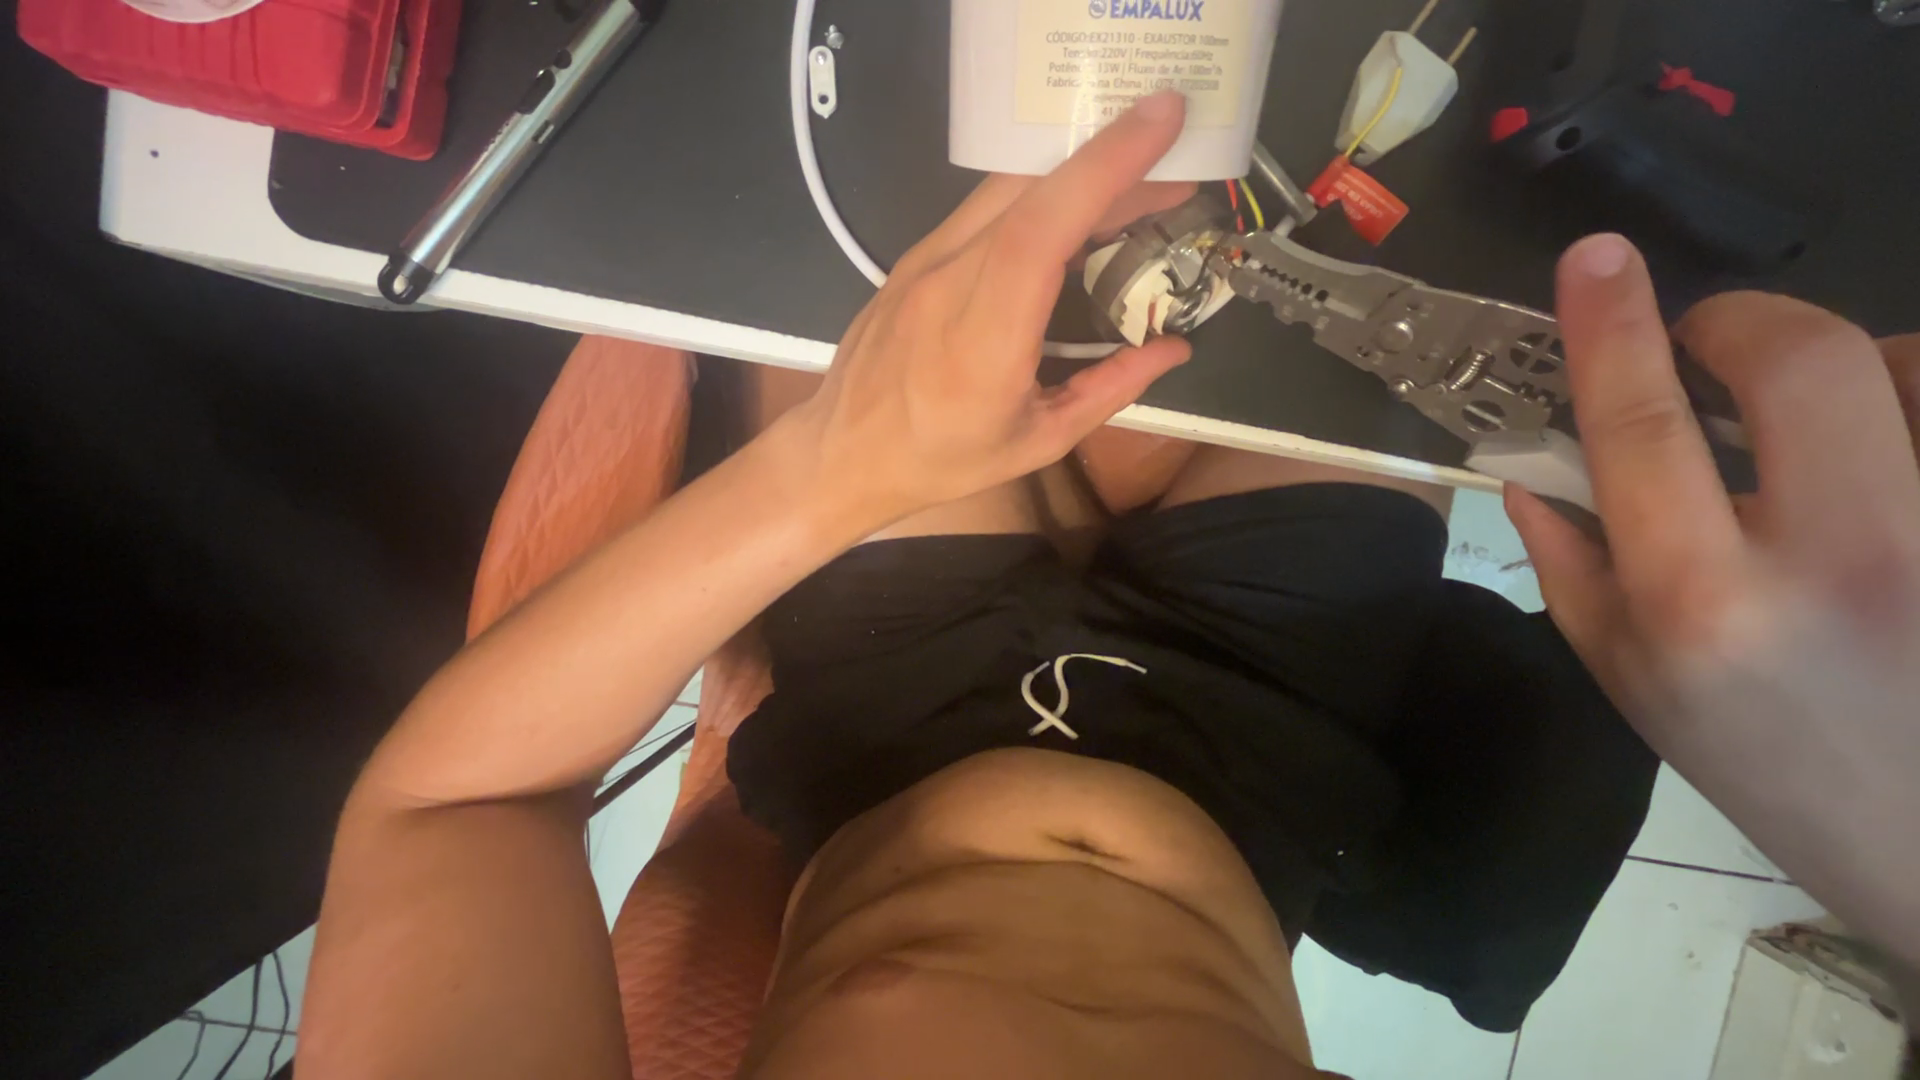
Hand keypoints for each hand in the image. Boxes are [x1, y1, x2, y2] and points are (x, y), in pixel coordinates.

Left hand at [783, 91, 1196, 526]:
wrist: (845, 452)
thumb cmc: (942, 461)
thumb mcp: (1036, 442)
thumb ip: (1109, 390)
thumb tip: (1173, 348)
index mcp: (982, 341)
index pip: (1040, 229)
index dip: (1103, 168)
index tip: (1163, 122)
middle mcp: (946, 285)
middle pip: (1029, 193)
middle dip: (1110, 162)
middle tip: (1172, 167)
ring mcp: (921, 265)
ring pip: (1004, 190)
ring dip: (1074, 175)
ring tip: (1132, 188)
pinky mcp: (912, 259)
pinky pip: (980, 209)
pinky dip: (1036, 196)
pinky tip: (1069, 213)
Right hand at [1508, 233, 1919, 965]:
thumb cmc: (1760, 759)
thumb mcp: (1626, 674)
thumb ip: (1570, 564)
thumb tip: (1530, 471)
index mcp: (1697, 597)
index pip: (1636, 426)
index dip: (1610, 327)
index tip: (1594, 256)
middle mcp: (1836, 558)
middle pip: (1803, 361)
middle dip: (1740, 322)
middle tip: (1707, 342)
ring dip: (1853, 369)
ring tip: (1828, 429)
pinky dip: (1919, 400)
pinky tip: (1894, 456)